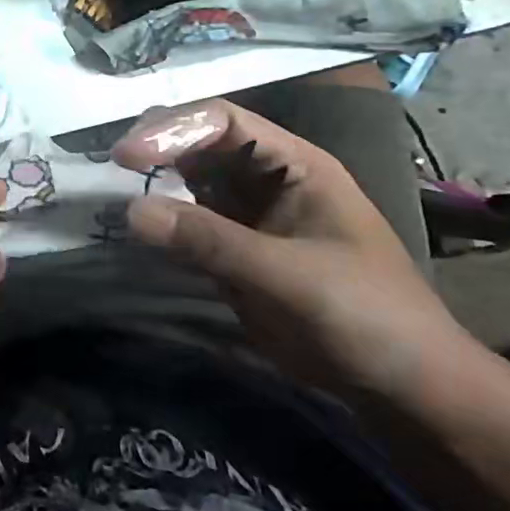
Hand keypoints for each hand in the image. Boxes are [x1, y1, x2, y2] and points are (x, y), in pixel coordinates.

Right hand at [113, 99, 479, 402]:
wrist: (402, 388)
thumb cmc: (365, 315)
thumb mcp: (289, 275)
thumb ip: (210, 240)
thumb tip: (130, 210)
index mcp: (293, 163)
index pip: (222, 122)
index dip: (173, 129)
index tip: (127, 155)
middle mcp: (265, 178)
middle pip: (200, 143)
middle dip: (156, 146)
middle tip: (108, 165)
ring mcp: (248, 214)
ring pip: (189, 181)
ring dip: (152, 180)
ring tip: (107, 187)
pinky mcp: (234, 250)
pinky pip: (188, 223)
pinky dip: (160, 220)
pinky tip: (133, 224)